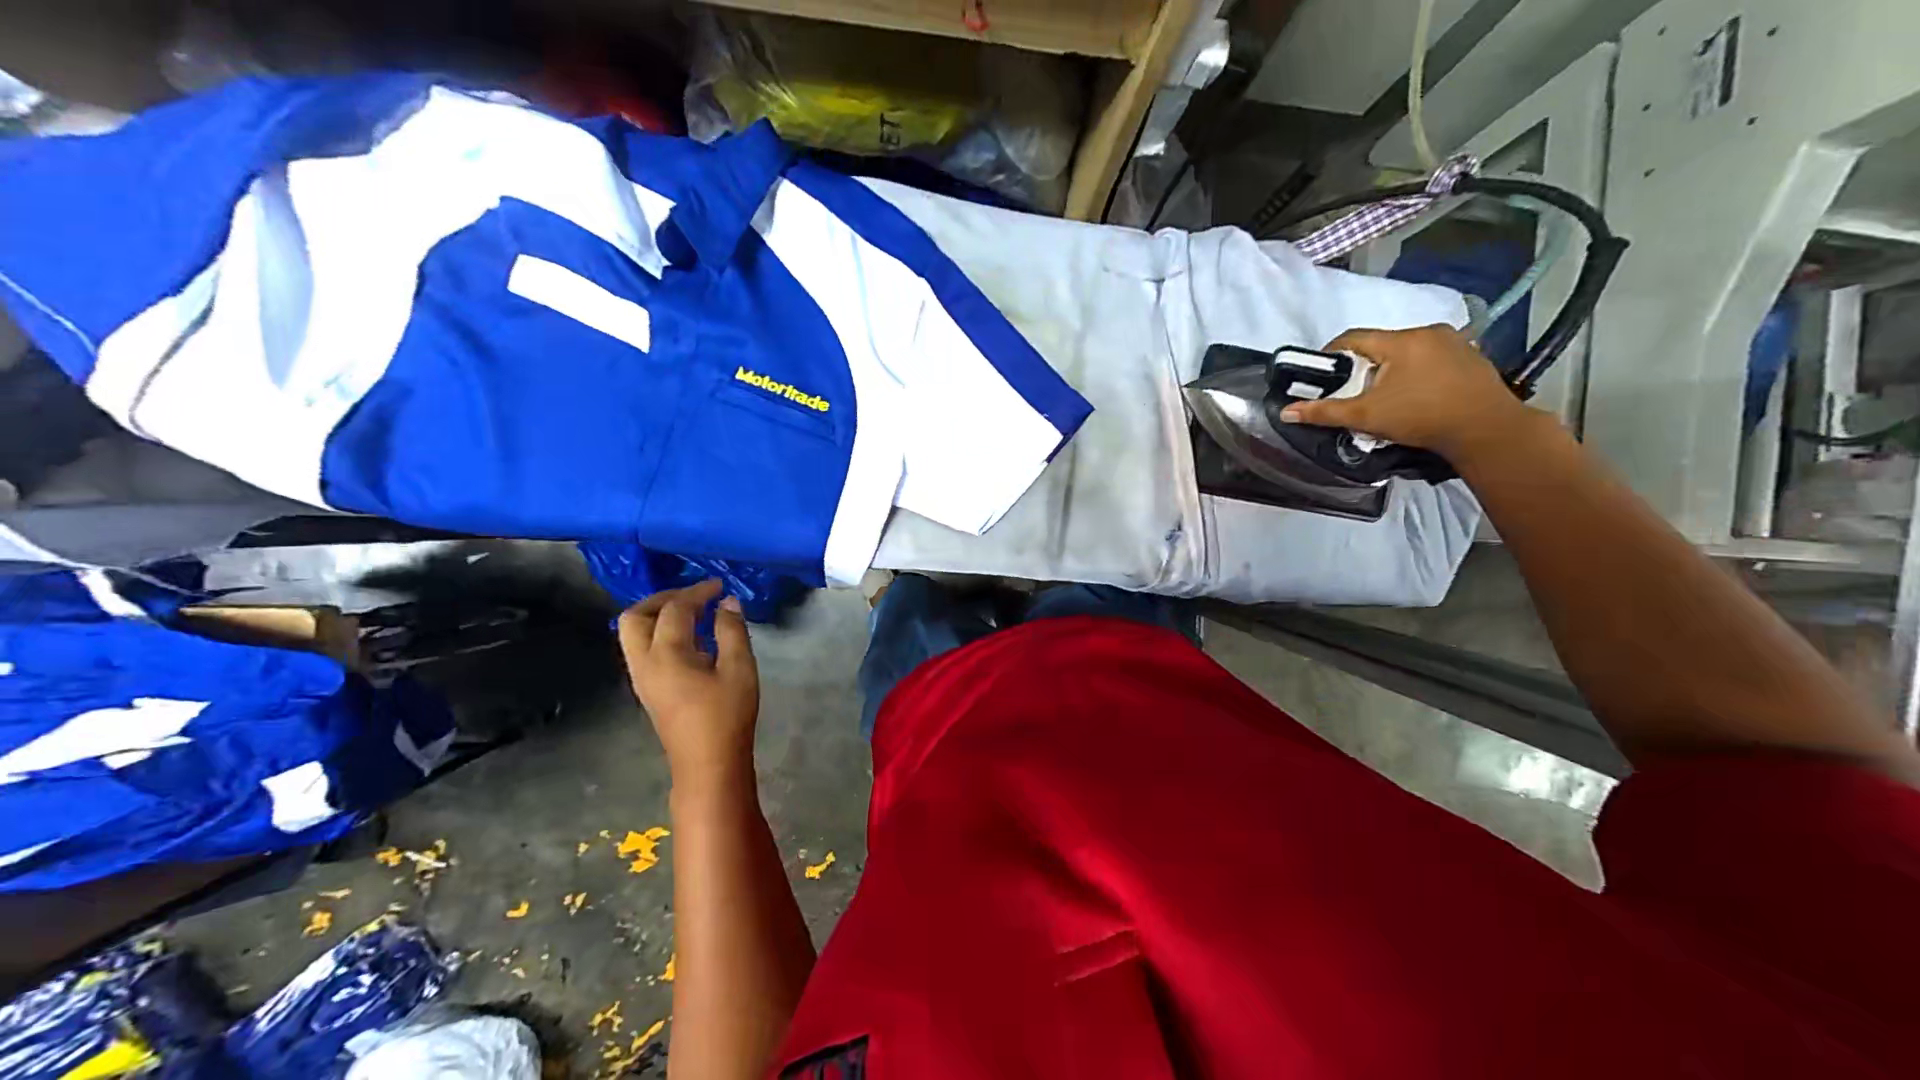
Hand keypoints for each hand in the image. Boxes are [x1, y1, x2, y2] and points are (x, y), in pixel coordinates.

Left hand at [618, 580, 759, 784]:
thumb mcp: (739, 668)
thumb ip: (731, 630)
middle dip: (662, 599)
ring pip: (633, 633)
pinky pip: (641, 648)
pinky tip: (688, 638)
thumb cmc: (727, 715)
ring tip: (691, 614)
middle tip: (694, 597)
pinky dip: (658, 633)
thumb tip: (727, 602)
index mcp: (666, 654)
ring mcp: (641, 678)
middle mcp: (644, 662)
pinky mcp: (646, 689)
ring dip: (656, 615)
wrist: (708, 763)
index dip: (697, 592)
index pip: (675, 609)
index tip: (720, 586)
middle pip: (635, 617)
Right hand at [1277, 324, 1539, 464]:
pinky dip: (1418, 372)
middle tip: (1356, 392)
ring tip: (1387, 396)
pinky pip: (1433, 358)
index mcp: (1400, 341)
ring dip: (1393, 369)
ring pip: (1408, 351)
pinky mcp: (1472, 357)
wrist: (1486, 429)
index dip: (1332, 353)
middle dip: (1365, 365)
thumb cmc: (1421, 417)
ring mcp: (1455, 342)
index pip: (1354, 337)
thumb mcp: (1366, 416)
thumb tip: (1286, 411)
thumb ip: (1325, 412)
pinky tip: (1418, 395)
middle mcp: (1428, 332)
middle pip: (1382, 344)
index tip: (1322, 372)